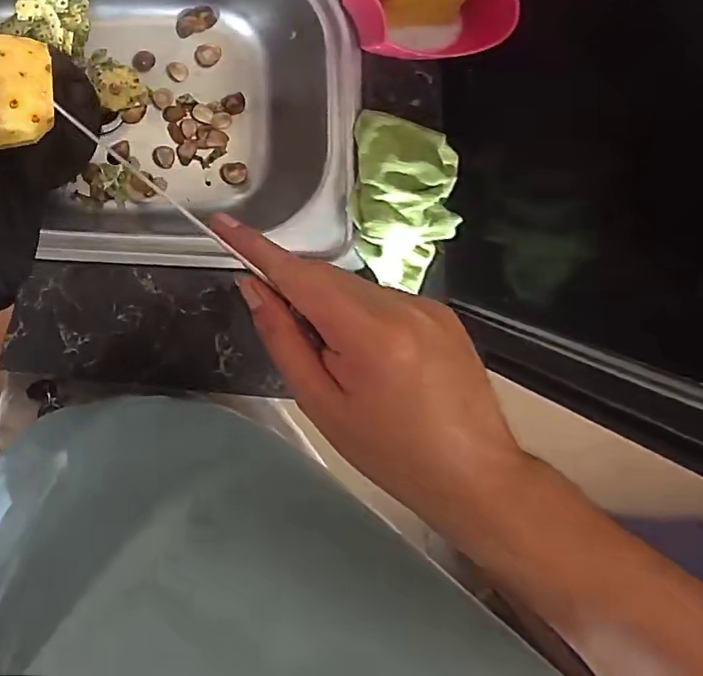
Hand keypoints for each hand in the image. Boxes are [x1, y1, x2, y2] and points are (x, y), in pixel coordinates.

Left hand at [0, 60, 96, 313]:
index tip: (18, 42)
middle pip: (10, 100)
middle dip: (38, 82)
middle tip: (68, 68)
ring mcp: (7, 160)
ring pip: (35, 123)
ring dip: (61, 108)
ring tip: (85, 92)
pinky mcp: (30, 180)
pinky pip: (52, 153)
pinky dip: (71, 141)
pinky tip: (89, 127)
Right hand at [211, 212, 533, 534]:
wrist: (478, 478)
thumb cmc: (390, 451)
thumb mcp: (319, 401)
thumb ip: (281, 336)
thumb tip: (253, 287)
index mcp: (370, 333)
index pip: (297, 273)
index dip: (255, 246)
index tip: (224, 223)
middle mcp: (401, 305)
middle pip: (322, 276)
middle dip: (290, 287)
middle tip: (283, 329)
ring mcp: (425, 304)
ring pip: (347, 285)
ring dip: (323, 303)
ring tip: (336, 358)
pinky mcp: (438, 310)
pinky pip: (375, 296)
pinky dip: (353, 310)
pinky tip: (366, 355)